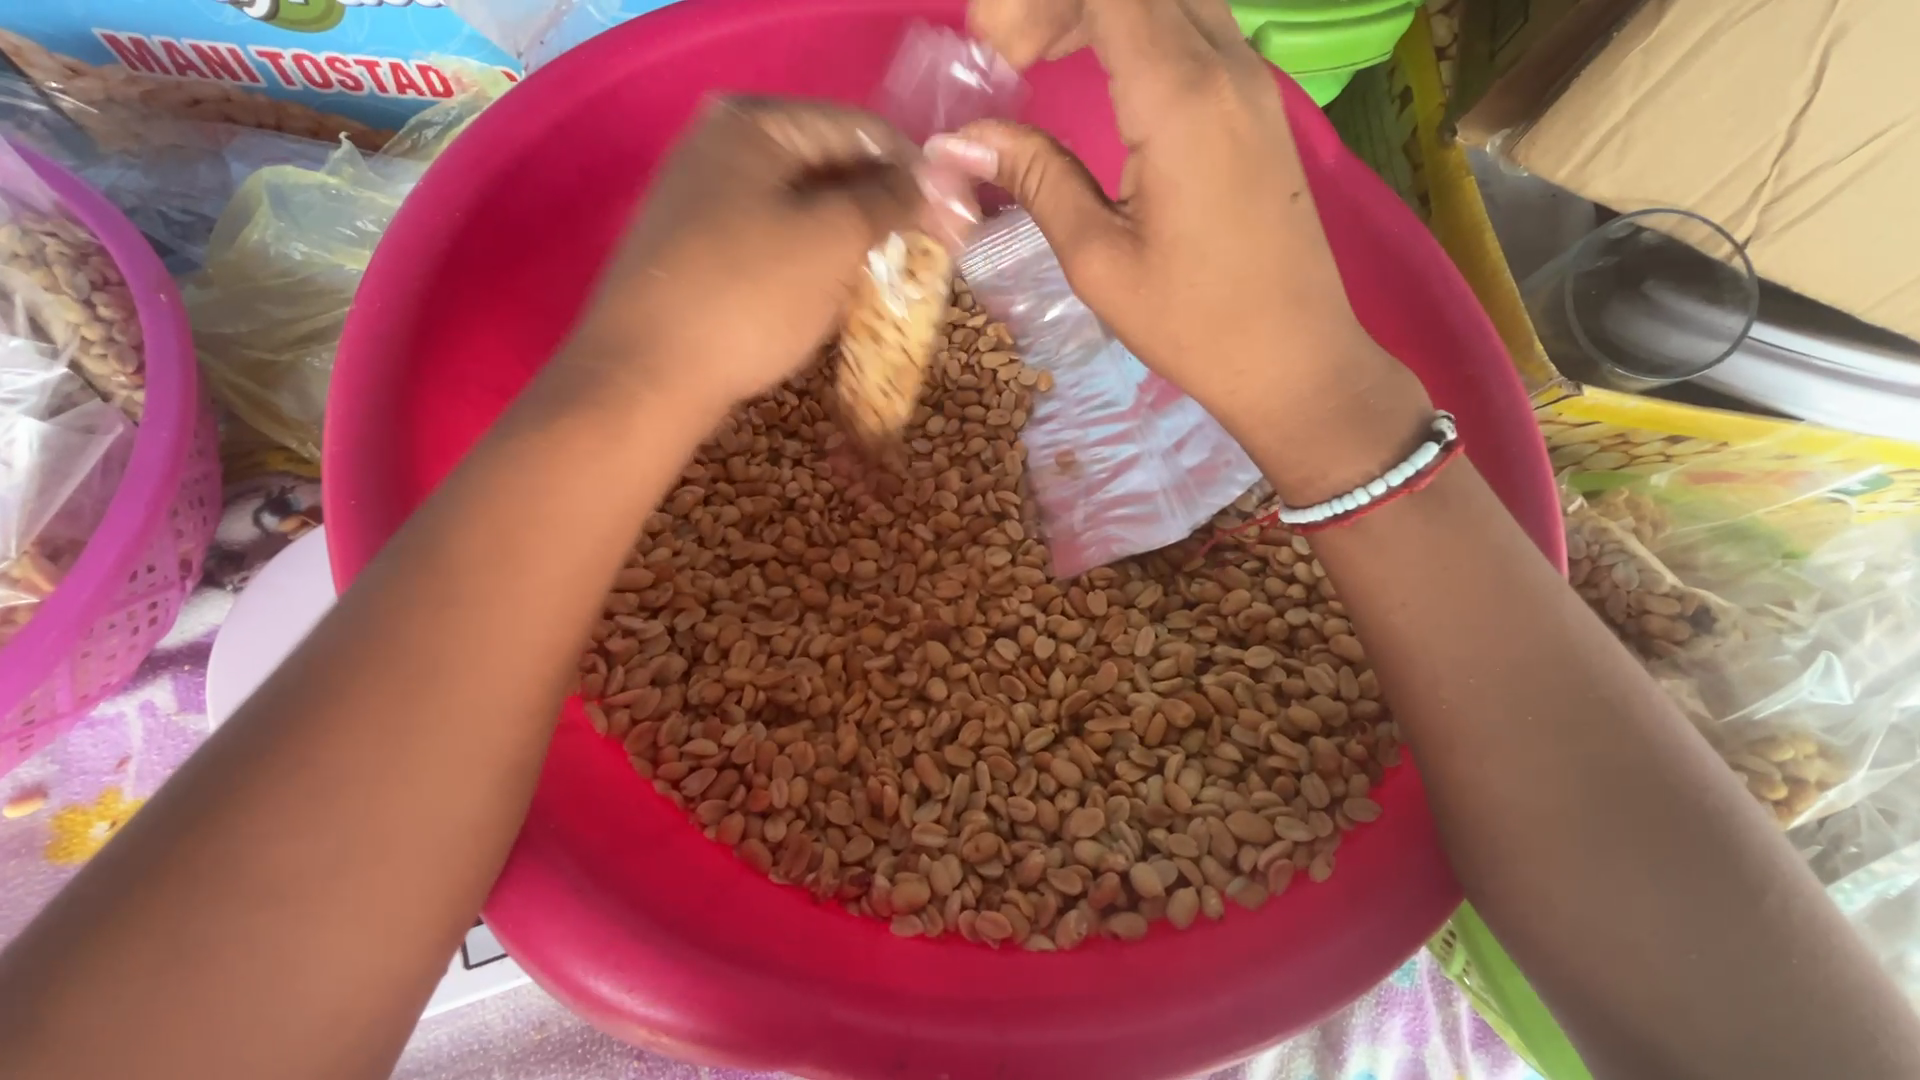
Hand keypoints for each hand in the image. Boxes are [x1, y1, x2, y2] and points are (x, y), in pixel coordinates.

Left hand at [560, 99, 925, 418]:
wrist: (646, 376)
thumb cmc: (747, 297)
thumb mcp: (831, 241)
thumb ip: (889, 200)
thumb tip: (936, 182)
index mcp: (754, 124)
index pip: (859, 128)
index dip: (915, 170)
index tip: (955, 217)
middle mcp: (722, 145)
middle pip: (829, 163)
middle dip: (884, 206)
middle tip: (928, 251)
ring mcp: (704, 198)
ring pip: (803, 205)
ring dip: (852, 237)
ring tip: (892, 275)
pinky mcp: (698, 249)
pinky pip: (775, 238)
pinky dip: (814, 259)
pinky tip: (838, 292)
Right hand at [940, 0, 1432, 495]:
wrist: (1296, 360)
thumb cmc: (1193, 324)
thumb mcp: (1098, 258)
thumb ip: (1034, 179)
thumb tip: (955, 142)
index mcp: (1180, 96)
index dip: (1035, 3)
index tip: (994, 52)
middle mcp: (1226, 64)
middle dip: (1060, 3)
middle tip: (1009, 56)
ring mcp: (1253, 79)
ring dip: (1100, 9)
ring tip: (1042, 60)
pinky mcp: (1261, 105)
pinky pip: (1196, 26)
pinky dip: (1139, 28)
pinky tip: (1102, 78)